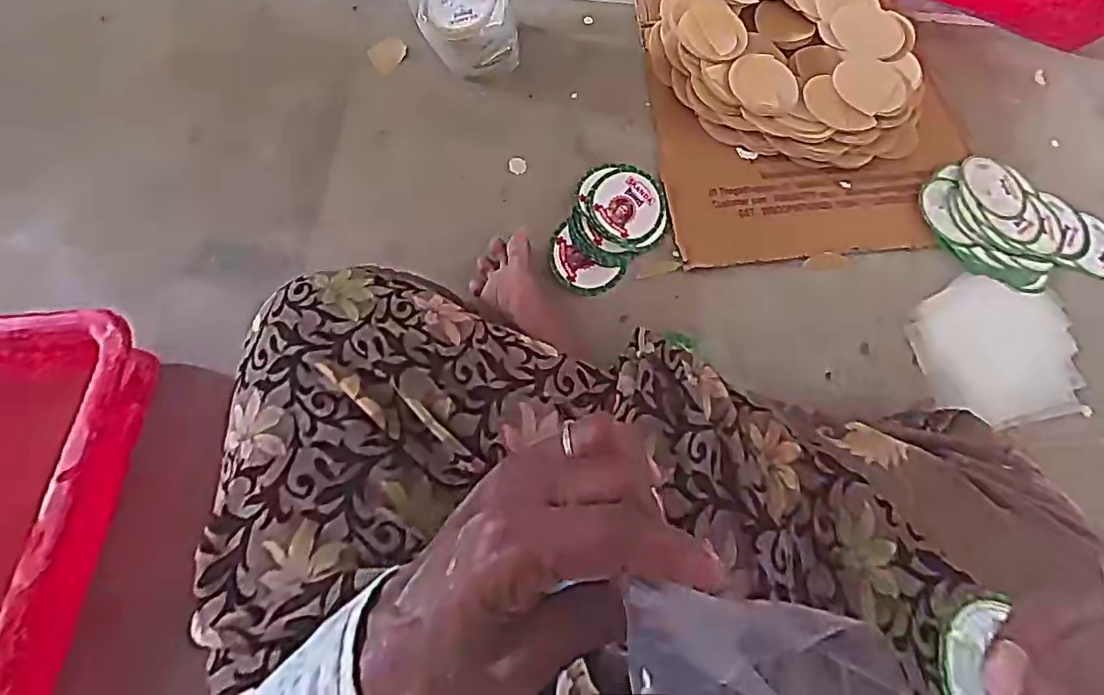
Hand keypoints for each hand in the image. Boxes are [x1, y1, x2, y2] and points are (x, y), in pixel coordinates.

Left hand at [357, 417, 724, 694]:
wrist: (391, 638)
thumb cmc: (449, 666)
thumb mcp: (520, 667)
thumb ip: (593, 619)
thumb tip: (652, 592)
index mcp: (515, 544)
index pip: (615, 532)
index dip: (671, 552)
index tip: (711, 574)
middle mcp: (520, 486)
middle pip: (620, 479)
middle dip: (658, 521)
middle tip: (670, 566)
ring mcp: (520, 463)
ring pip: (608, 440)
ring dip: (640, 480)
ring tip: (645, 528)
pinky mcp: (521, 459)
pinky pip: (584, 435)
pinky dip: (615, 455)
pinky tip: (619, 494)